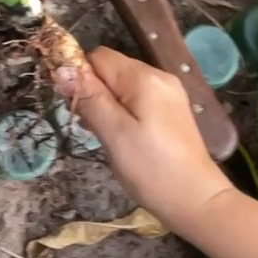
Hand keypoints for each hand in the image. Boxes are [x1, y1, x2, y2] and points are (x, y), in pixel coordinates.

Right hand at [62, 47, 235, 228]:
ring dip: (106, 105)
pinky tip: (123, 137)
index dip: (80, 77)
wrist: (196, 200)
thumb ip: (89, 98)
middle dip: (93, 92)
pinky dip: (122, 112)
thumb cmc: (151, 169)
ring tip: (107, 136)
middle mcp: (159, 77)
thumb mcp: (114, 134)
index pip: (98, 57)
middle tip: (92, 128)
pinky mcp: (171, 110)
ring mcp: (168, 93)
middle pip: (111, 69)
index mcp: (144, 78)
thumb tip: (61, 67)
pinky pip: (136, 99)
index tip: (76, 108)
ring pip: (121, 85)